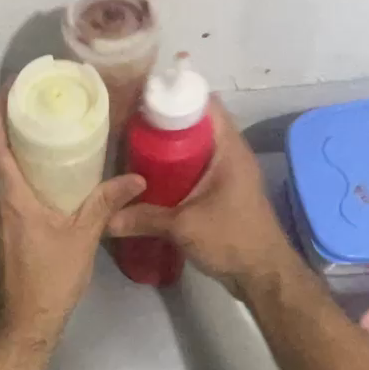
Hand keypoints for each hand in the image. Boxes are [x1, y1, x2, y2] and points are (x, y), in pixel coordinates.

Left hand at [0, 88, 145, 347]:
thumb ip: (106, 203)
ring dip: (5, 143)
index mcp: (11, 197)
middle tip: (30, 98)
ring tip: (34, 123)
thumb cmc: (51, 278)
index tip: (12, 85)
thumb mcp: (84, 237)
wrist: (26, 320)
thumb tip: (135, 178)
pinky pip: (0, 185)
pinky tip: (36, 166)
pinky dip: (12, 167)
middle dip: (3, 119)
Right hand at [107, 96, 304, 300]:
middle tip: (129, 129)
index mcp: (228, 148)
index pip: (204, 103)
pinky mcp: (223, 194)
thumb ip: (144, 219)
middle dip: (164, 125)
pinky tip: (151, 181)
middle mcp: (230, 154)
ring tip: (134, 152)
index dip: (175, 96)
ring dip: (169, 151)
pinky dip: (176, 171)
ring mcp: (228, 174)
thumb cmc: (231, 239)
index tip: (142, 101)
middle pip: (196, 125)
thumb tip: (106, 219)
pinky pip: (196, 171)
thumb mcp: (183, 227)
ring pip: (195, 150)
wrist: (262, 274)